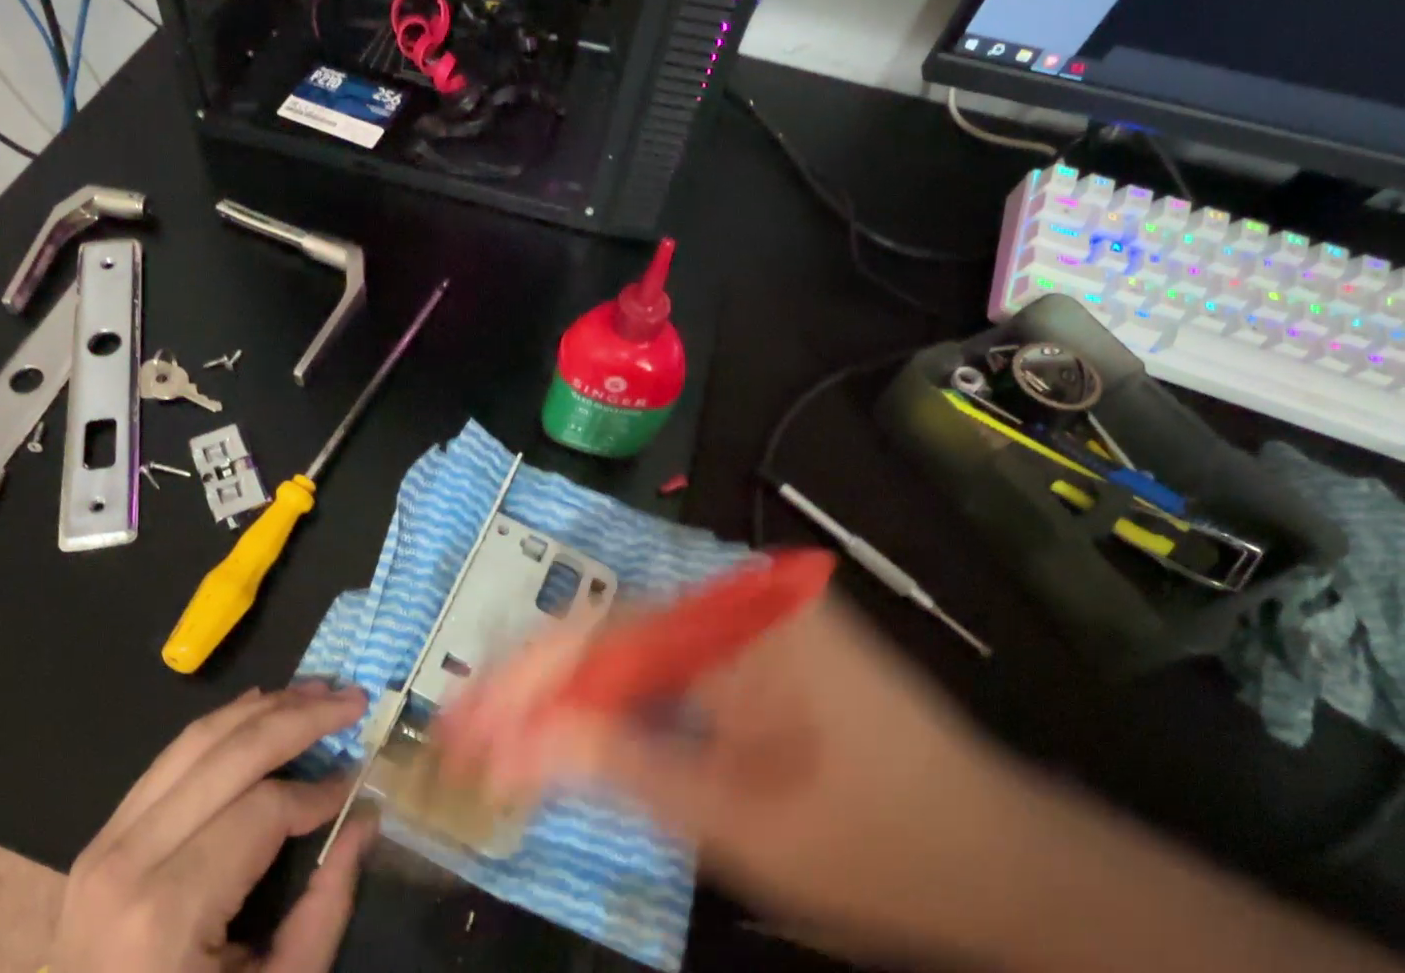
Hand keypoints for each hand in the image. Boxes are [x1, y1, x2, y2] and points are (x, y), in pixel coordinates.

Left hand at [51, 683, 376, 972]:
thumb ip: (325, 907)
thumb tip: (365, 821)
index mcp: (169, 911)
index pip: (263, 809)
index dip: (320, 790)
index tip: (359, 786)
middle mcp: (128, 860)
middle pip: (227, 755)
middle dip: (298, 717)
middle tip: (352, 699)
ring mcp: (103, 844)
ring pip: (193, 742)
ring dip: (260, 709)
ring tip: (315, 693)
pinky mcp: (98, 840)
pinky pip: (167, 763)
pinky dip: (219, 729)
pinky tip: (256, 712)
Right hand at [437, 590, 1027, 960]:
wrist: (1008, 866)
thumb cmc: (883, 849)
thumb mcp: (741, 822)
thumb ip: (622, 769)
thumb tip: (514, 743)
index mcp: (741, 621)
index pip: (597, 633)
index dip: (520, 683)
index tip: (462, 728)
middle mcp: (741, 603)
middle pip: (606, 634)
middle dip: (533, 691)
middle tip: (471, 742)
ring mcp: (754, 629)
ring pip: (631, 653)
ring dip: (570, 701)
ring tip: (506, 744)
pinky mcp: (761, 660)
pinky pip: (669, 672)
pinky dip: (620, 710)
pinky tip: (581, 742)